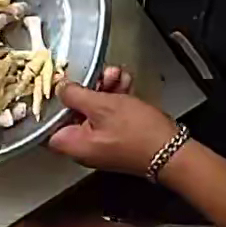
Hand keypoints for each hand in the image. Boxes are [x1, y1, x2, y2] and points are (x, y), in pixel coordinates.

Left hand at [48, 67, 181, 176]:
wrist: (176, 152)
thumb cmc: (139, 133)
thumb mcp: (102, 106)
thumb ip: (74, 95)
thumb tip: (59, 88)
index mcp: (71, 144)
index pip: (49, 122)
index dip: (55, 102)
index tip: (62, 85)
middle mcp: (82, 147)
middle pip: (74, 112)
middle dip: (88, 89)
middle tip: (99, 75)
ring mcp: (100, 144)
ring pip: (94, 111)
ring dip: (105, 90)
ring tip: (117, 74)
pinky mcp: (117, 139)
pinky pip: (109, 116)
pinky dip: (115, 100)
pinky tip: (125, 83)